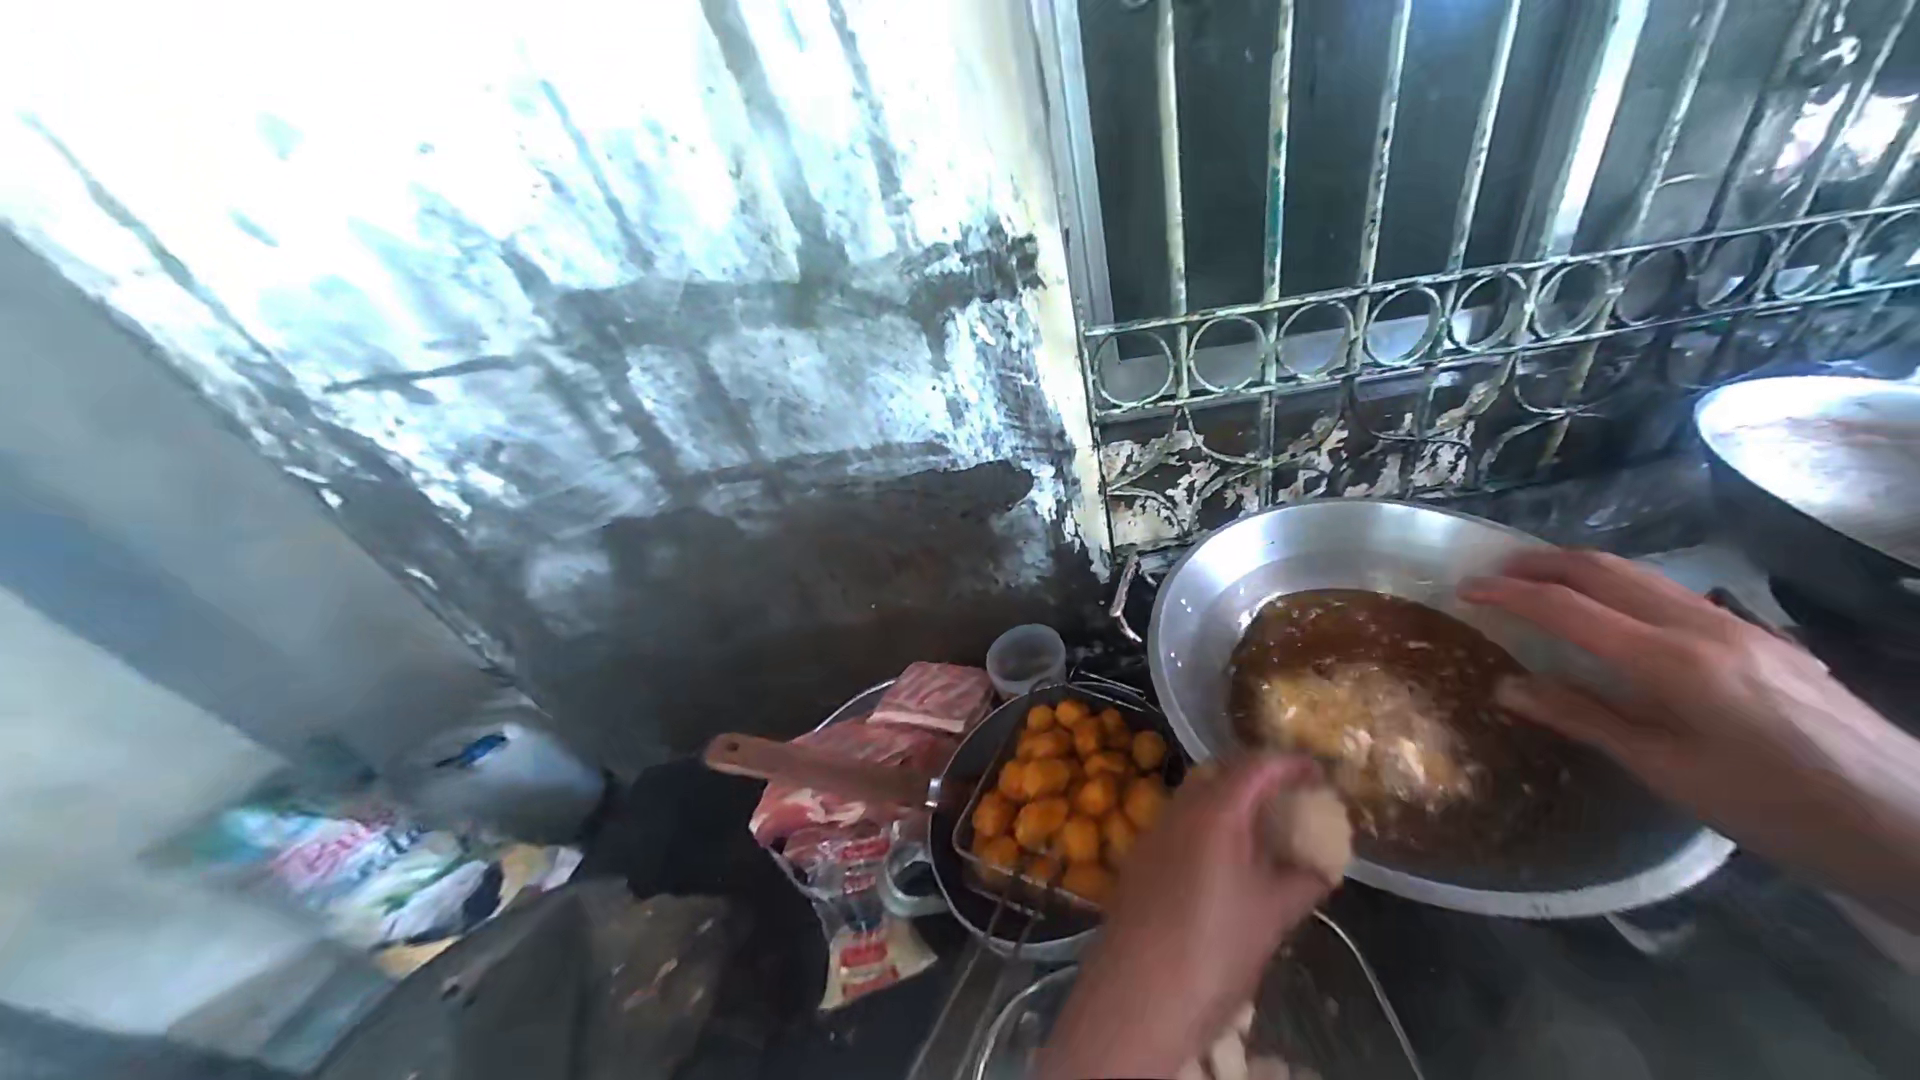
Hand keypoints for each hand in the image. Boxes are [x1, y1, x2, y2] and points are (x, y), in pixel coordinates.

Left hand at [1037, 756, 1330, 1079]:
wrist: (1138, 989)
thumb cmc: (1214, 949)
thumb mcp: (1272, 915)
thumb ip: (1302, 880)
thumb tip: (1321, 866)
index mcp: (1214, 812)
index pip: (1254, 767)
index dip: (1288, 763)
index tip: (1317, 772)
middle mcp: (1179, 808)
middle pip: (1220, 772)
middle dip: (1257, 776)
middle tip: (1291, 796)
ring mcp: (1153, 829)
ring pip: (1196, 795)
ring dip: (1230, 799)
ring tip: (1263, 827)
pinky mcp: (1140, 854)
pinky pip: (1180, 821)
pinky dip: (1208, 822)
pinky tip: (1225, 856)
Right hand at [1460, 547, 1919, 924]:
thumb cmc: (1778, 807)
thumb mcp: (1665, 769)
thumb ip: (1582, 717)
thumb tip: (1506, 687)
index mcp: (1670, 660)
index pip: (1566, 607)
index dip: (1507, 594)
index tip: (1463, 589)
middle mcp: (1702, 627)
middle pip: (1604, 570)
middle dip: (1539, 563)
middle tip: (1492, 573)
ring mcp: (1739, 628)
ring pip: (1641, 574)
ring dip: (1579, 569)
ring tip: (1538, 582)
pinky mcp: (1763, 640)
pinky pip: (1672, 593)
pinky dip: (1620, 587)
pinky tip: (1611, 612)